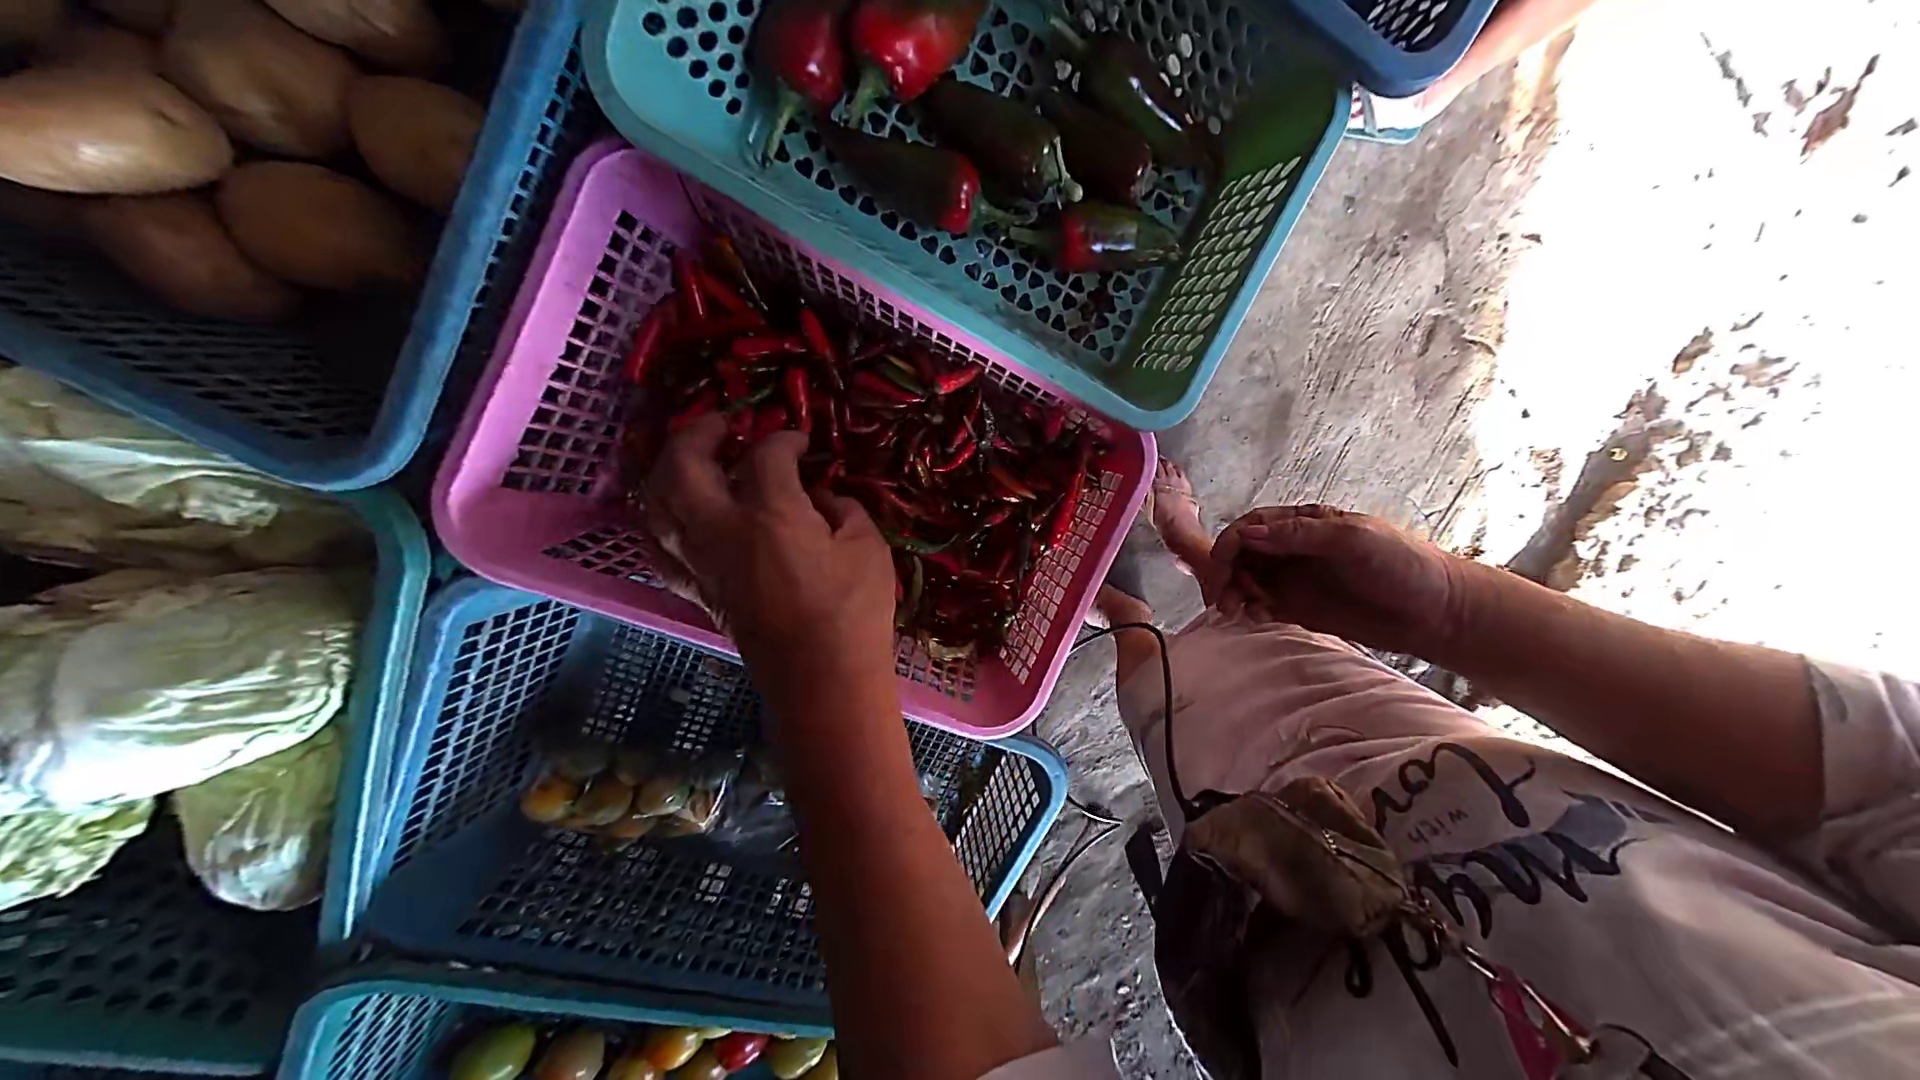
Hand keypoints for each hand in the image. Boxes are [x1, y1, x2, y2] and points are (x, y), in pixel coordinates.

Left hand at [645, 414, 899, 713]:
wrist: (822, 679)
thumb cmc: (854, 613)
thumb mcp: (868, 546)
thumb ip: (843, 507)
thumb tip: (820, 496)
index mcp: (770, 515)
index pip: (765, 455)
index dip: (783, 439)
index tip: (799, 441)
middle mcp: (722, 531)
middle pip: (682, 464)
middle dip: (698, 433)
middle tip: (723, 425)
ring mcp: (702, 563)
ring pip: (656, 502)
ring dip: (668, 470)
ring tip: (693, 460)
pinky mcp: (697, 590)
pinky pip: (659, 547)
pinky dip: (660, 520)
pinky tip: (676, 514)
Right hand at [1202, 505, 1465, 654]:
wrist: (1437, 613)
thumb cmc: (1402, 565)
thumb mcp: (1352, 539)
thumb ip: (1299, 534)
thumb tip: (1248, 534)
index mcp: (1303, 523)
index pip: (1251, 527)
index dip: (1230, 544)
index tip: (1220, 567)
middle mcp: (1292, 549)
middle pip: (1241, 555)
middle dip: (1225, 573)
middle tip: (1223, 598)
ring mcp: (1293, 579)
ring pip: (1245, 581)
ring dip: (1234, 593)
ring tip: (1236, 612)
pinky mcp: (1297, 608)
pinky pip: (1260, 606)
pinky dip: (1250, 611)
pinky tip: (1257, 618)